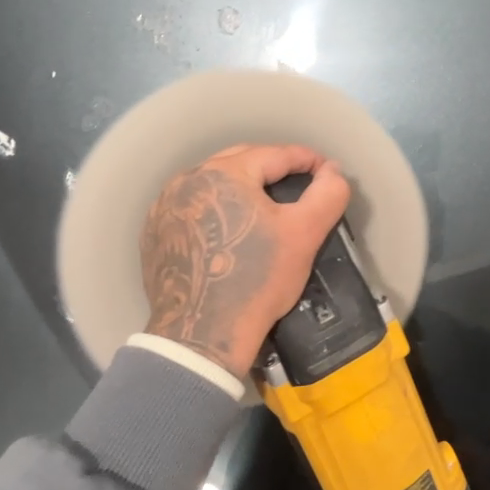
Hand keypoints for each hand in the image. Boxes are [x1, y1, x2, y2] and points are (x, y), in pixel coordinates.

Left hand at [139, 144, 350, 375]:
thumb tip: (333, 170)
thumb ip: (327, 194)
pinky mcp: (155, 235)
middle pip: (241, 162)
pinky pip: (194, 210)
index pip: (275, 154)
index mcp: (223, 173)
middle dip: (272, 170)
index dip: (306, 160)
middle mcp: (188, 181)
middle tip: (297, 186)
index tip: (326, 171)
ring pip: (214, 186)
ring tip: (264, 210)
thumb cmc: (257, 279)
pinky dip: (216, 213)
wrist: (201, 335)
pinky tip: (231, 233)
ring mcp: (166, 208)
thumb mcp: (304, 234)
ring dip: (241, 191)